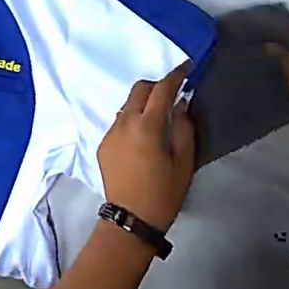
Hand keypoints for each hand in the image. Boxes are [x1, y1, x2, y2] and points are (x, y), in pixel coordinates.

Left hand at [98, 63, 196, 231]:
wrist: (130, 220)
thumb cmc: (163, 193)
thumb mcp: (184, 163)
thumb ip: (184, 128)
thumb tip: (181, 105)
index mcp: (147, 126)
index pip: (162, 89)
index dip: (175, 75)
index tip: (186, 67)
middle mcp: (124, 122)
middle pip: (139, 89)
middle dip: (156, 86)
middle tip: (172, 95)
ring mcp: (110, 133)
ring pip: (127, 105)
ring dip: (143, 104)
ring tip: (158, 120)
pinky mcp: (102, 144)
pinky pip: (119, 122)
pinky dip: (132, 120)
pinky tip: (142, 139)